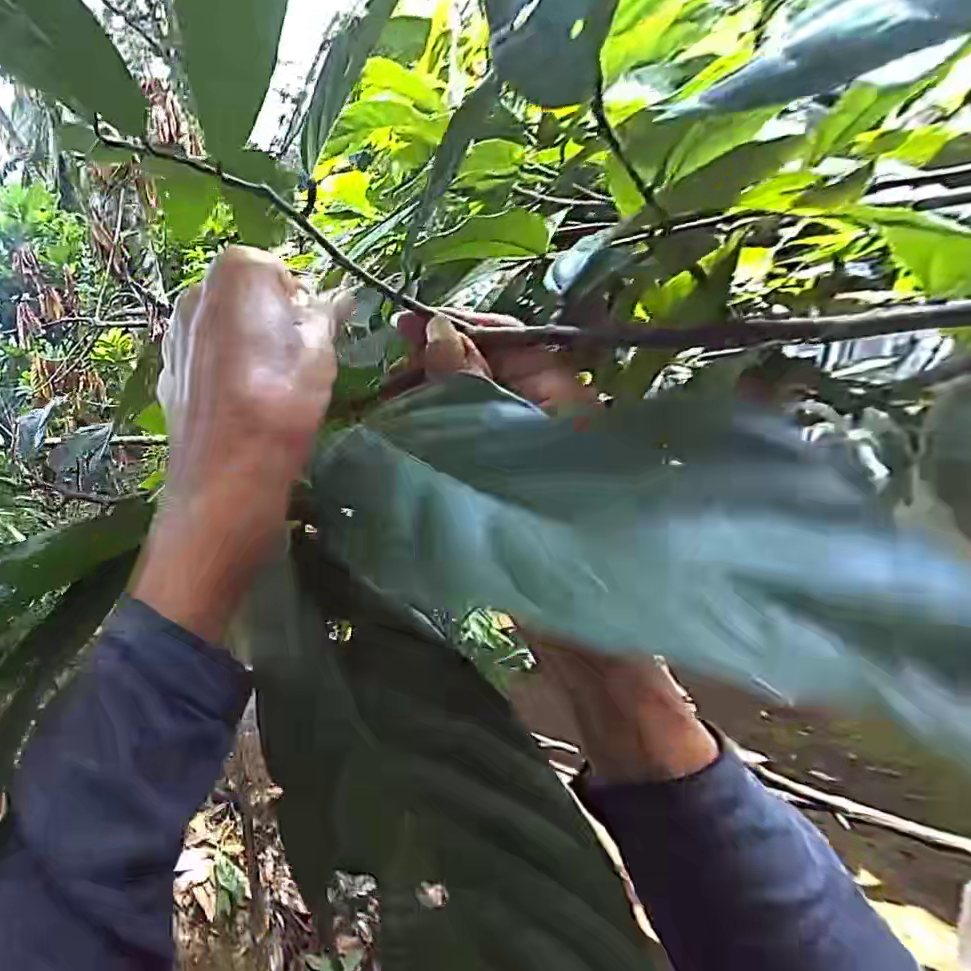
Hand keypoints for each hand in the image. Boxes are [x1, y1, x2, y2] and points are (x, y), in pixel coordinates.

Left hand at [132, 247, 350, 640]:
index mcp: (233, 272)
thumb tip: (336, 299)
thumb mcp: (319, 354)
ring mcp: (174, 336)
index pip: (280, 271)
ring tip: (270, 390)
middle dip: (273, 321)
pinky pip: (206, 360)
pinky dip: (225, 372)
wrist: (224, 483)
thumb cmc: (280, 409)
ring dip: (249, 347)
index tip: (314, 339)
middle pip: (247, 297)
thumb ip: (325, 316)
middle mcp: (194, 294)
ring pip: (225, 329)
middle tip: (296, 365)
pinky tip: (241, 406)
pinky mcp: (167, 375)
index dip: (303, 305)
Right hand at [390, 311, 713, 779]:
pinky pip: (465, 449)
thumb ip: (479, 395)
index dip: (465, 326)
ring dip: (429, 401)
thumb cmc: (567, 548)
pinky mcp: (502, 492)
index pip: (516, 341)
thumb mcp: (517, 460)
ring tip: (382, 407)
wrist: (589, 645)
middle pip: (489, 372)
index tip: (407, 325)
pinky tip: (399, 445)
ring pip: (472, 411)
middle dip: (436, 363)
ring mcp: (522, 460)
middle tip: (385, 373)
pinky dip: (433, 440)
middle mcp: (547, 424)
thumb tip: (442, 331)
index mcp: (567, 405)